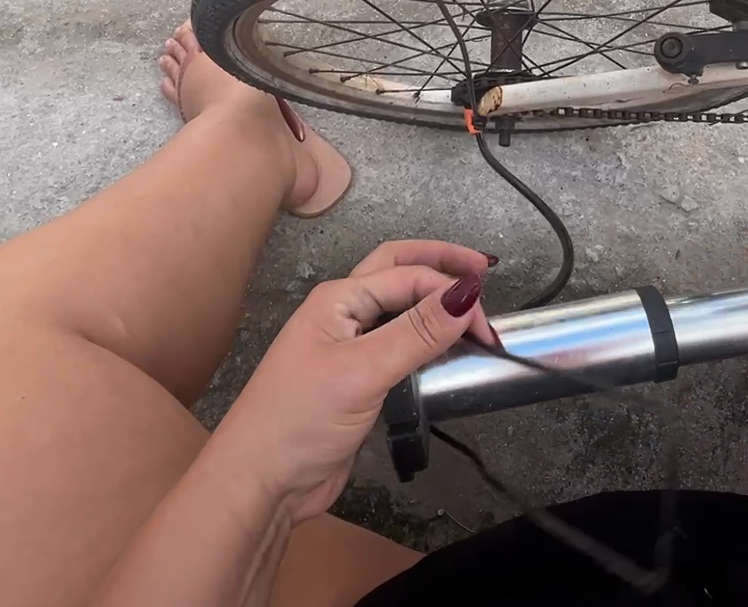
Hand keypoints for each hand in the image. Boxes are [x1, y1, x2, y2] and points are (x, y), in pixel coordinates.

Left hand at [203, 240, 496, 521]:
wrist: (260, 484)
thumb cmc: (300, 420)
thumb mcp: (362, 372)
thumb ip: (417, 332)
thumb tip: (467, 294)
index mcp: (339, 298)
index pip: (407, 275)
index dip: (450, 290)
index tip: (487, 323)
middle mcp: (345, 312)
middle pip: (400, 270)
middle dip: (440, 263)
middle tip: (484, 269)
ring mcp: (351, 344)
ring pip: (401, 306)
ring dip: (434, 299)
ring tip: (472, 308)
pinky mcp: (360, 376)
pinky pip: (400, 342)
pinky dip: (428, 335)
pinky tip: (447, 345)